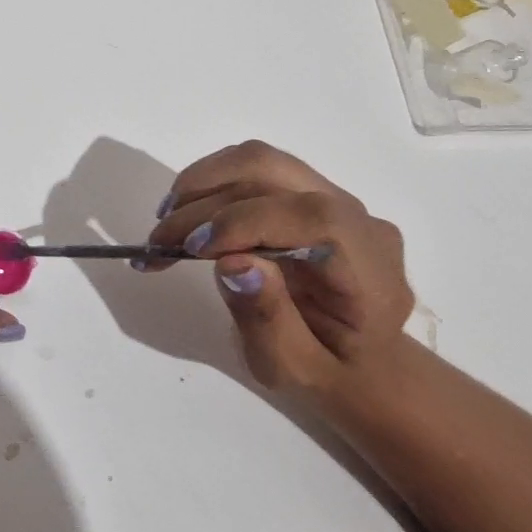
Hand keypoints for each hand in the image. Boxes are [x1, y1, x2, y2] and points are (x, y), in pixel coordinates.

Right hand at [147, 141, 411, 397]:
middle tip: (159, 239)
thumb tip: (233, 261)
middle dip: (208, 200)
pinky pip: (254, 169)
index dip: (248, 221)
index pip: (316, 218)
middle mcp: (358, 221)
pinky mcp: (307, 192)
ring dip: (202, 183)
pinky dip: (210, 184)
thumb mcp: (293, 368)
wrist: (360, 360)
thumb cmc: (327, 371)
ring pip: (259, 161)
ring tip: (165, 222)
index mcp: (371, 273)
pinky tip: (186, 214)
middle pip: (278, 174)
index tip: (194, 249)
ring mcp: (334, 198)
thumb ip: (269, 321)